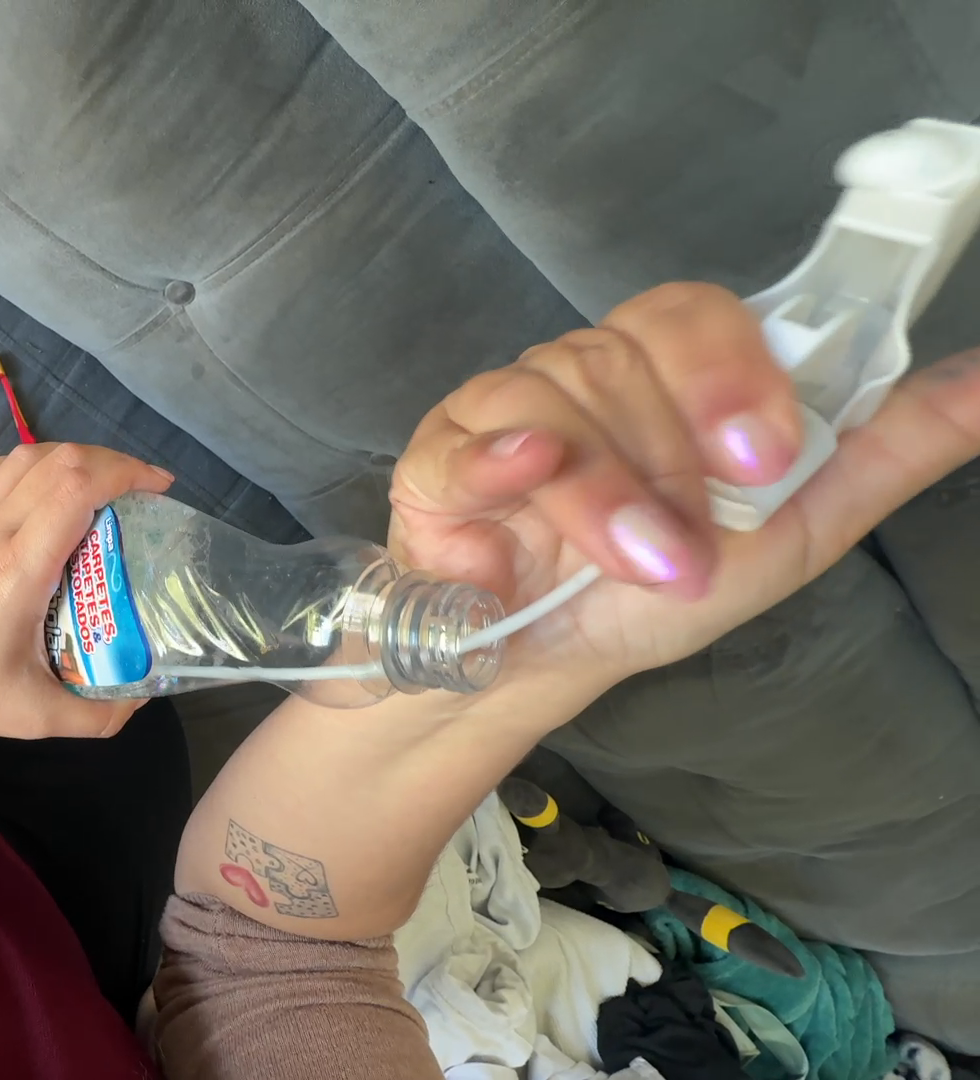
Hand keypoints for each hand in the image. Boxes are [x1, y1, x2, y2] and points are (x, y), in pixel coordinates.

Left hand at [0, 443, 173, 746]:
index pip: (73, 489)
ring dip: (75, 458)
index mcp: (16, 570)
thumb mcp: (32, 717)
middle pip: (59, 461)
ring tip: (108, 485)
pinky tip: (47, 486)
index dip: (124, 474)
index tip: (160, 490)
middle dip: (114, 462)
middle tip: (147, 491)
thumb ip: (97, 715)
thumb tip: (144, 694)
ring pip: (27, 457)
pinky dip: (30, 464)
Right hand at [390, 282, 979, 689]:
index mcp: (645, 383)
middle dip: (663, 455)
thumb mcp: (775, 537)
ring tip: (632, 562)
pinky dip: (494, 455)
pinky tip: (522, 470)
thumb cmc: (639, 598)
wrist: (535, 661)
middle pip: (609, 357)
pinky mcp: (430, 465)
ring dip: (600, 487)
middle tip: (683, 547)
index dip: (722, 369)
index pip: (679, 316)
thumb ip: (868, 459)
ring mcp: (489, 418)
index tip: (759, 457)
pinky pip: (459, 442)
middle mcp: (564, 382)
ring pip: (542, 400)